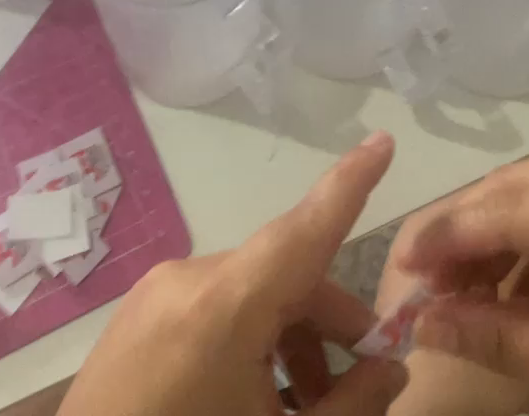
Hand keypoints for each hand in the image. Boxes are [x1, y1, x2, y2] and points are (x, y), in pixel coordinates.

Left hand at [58, 132, 408, 415]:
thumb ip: (350, 405)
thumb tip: (391, 366)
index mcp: (222, 306)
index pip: (302, 230)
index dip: (349, 184)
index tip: (384, 139)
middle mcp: (187, 279)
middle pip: (284, 274)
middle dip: (332, 319)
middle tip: (365, 376)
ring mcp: (155, 294)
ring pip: (251, 292)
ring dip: (291, 335)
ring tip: (309, 402)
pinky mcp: (137, 314)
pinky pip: (214, 307)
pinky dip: (250, 337)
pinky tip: (259, 393)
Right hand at [398, 159, 528, 415]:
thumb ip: (507, 340)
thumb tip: (420, 320)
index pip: (514, 206)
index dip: (449, 234)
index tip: (399, 269)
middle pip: (519, 187)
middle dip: (463, 230)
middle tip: (417, 279)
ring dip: (489, 239)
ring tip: (450, 290)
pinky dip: (524, 252)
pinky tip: (502, 292)